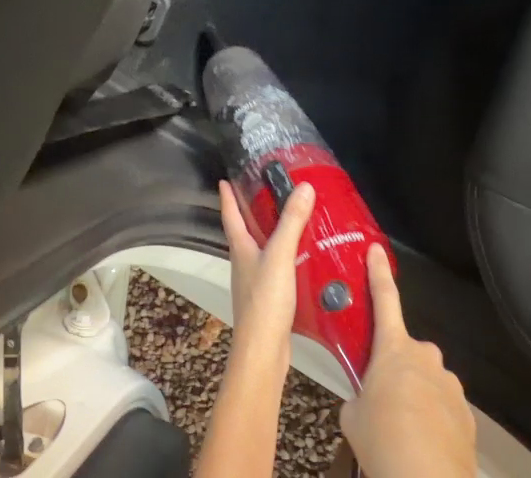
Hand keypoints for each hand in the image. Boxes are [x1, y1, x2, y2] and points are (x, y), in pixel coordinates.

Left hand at [218, 178, 314, 364]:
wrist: (263, 350)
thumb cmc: (265, 300)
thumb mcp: (280, 255)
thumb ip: (292, 222)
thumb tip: (305, 186)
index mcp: (240, 249)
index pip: (230, 215)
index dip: (228, 197)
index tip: (225, 179)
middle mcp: (244, 263)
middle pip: (244, 231)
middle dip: (252, 212)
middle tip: (268, 193)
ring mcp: (254, 282)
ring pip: (261, 250)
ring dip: (271, 235)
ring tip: (292, 221)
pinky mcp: (268, 299)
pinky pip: (276, 269)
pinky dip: (286, 258)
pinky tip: (304, 259)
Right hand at [341, 245, 476, 476]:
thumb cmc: (382, 440)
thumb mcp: (352, 415)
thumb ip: (359, 396)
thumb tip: (368, 402)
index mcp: (394, 349)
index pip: (384, 299)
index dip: (378, 272)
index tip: (376, 249)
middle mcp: (426, 358)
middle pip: (406, 352)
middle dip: (395, 369)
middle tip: (379, 399)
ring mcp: (450, 386)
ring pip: (425, 383)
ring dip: (413, 398)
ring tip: (399, 432)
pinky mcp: (466, 416)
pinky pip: (442, 409)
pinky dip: (431, 422)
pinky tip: (420, 447)